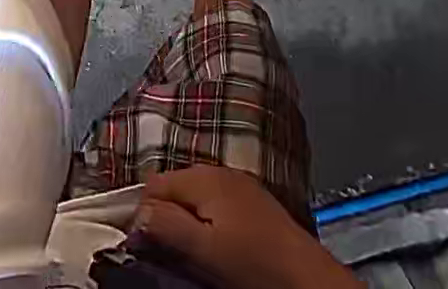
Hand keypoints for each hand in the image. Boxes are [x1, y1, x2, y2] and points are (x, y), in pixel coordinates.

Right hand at [132, 166, 360, 288]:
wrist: (312, 281)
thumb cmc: (254, 268)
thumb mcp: (205, 252)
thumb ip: (167, 227)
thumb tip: (136, 214)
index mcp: (202, 178)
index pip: (153, 185)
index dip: (144, 214)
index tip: (146, 247)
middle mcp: (218, 171)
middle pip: (174, 188)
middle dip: (166, 217)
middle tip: (170, 254)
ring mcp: (238, 184)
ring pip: (195, 197)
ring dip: (186, 221)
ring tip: (193, 254)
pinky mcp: (253, 201)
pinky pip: (215, 204)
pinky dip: (208, 222)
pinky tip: (219, 247)